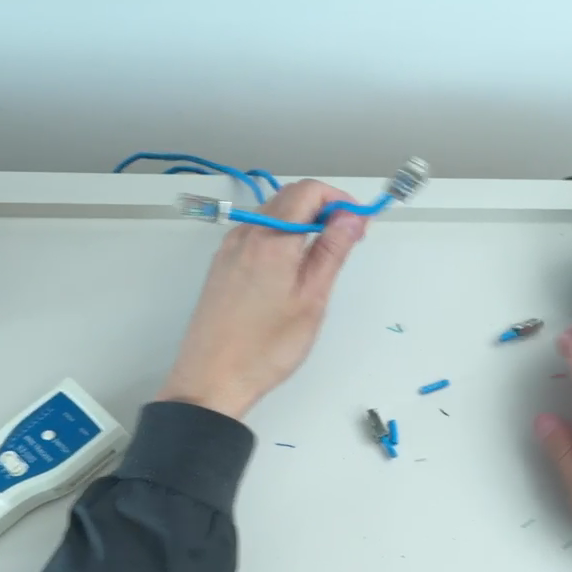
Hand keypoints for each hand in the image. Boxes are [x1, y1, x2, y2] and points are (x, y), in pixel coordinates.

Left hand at [158, 181, 368, 419]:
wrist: (212, 379)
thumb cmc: (265, 348)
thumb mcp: (311, 300)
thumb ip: (332, 252)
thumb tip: (351, 217)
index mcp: (272, 240)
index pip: (309, 192)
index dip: (340, 200)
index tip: (359, 223)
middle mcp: (246, 235)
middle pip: (289, 197)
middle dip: (323, 207)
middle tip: (348, 237)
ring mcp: (230, 248)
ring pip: (272, 213)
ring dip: (303, 219)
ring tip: (325, 253)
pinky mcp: (223, 264)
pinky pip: (256, 232)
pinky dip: (282, 234)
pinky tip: (294, 264)